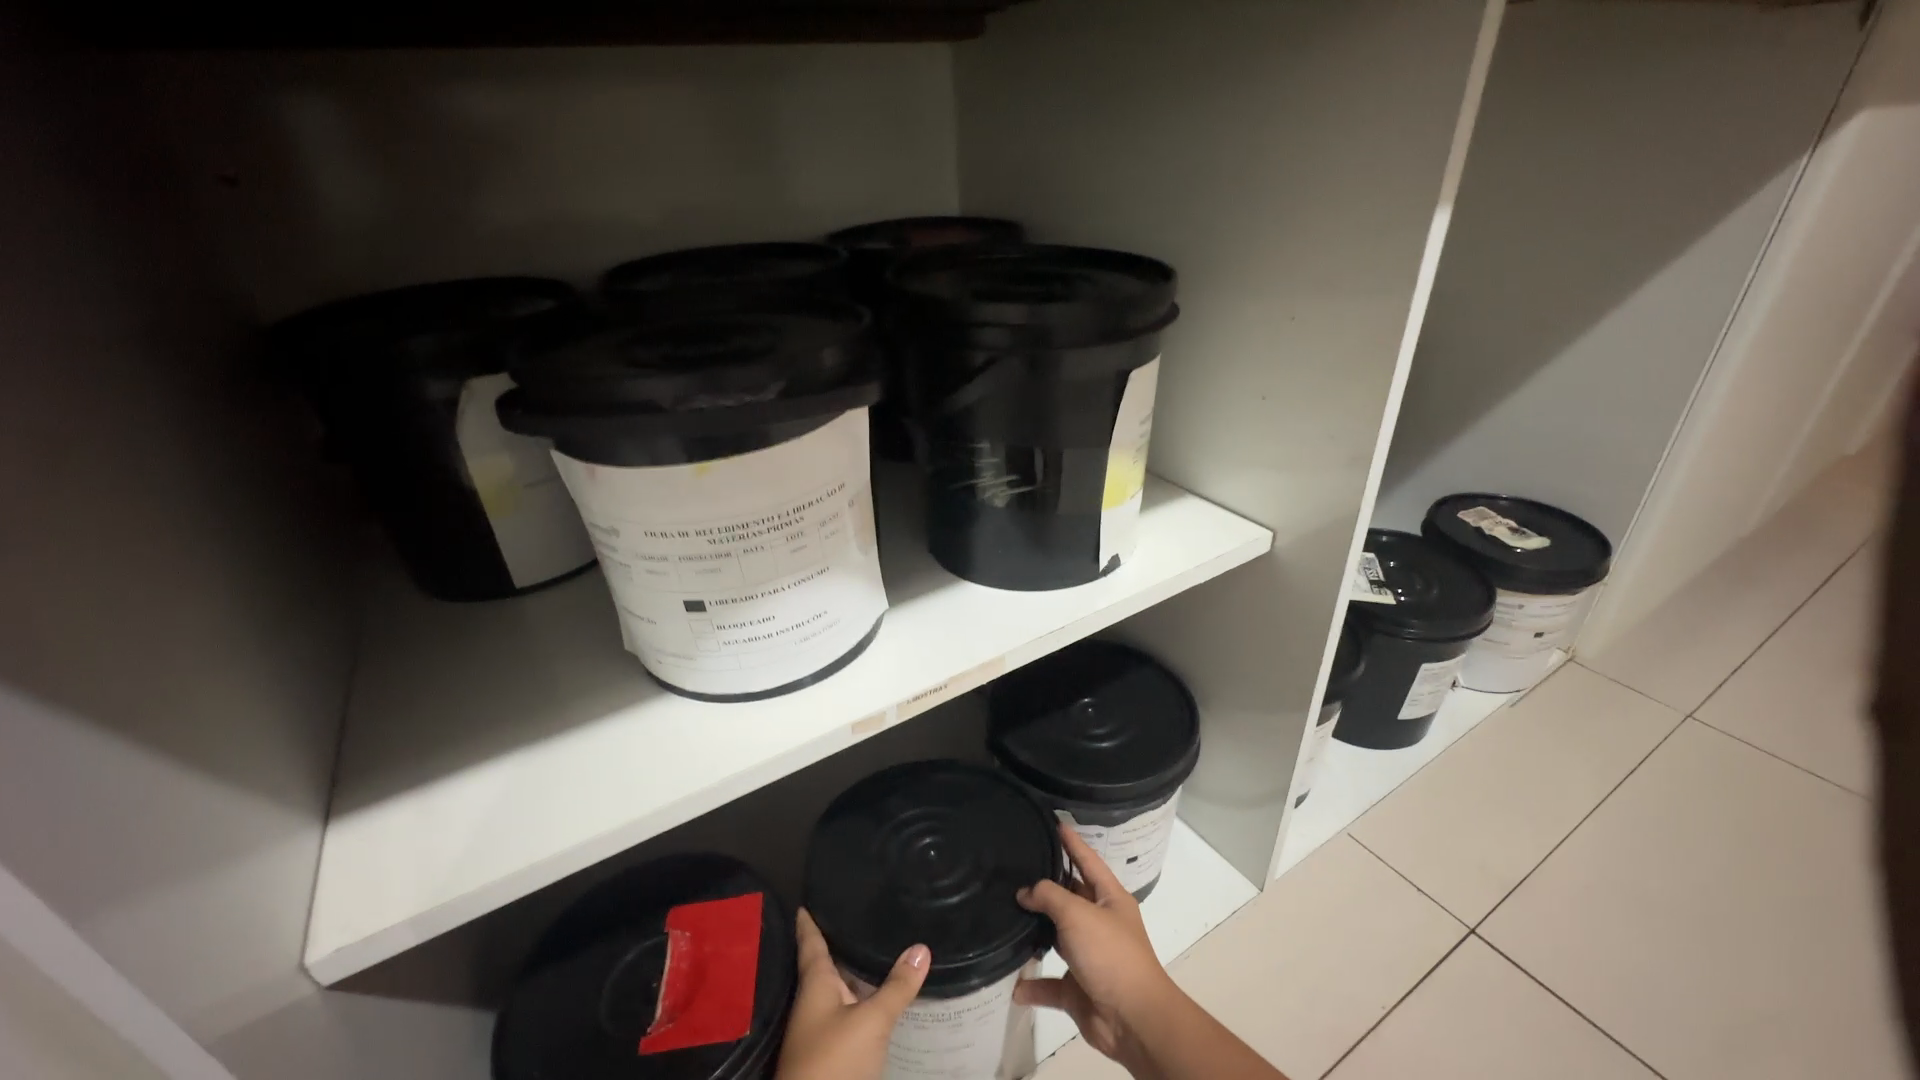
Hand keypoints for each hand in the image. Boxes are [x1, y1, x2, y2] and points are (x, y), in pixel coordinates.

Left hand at [776, 909, 928, 1079]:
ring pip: (837, 993)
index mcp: (815, 986)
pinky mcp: (832, 1053)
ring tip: (874, 950)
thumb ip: (896, 987)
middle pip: (824, 967)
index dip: (809, 923)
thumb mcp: (871, 1021)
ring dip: (853, 975)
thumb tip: (922, 947)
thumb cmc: (833, 1061)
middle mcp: (814, 1004)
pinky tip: (879, 1000)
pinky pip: (848, 1015)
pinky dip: (861, 1001)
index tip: (806, 902)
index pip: (810, 944)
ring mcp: (821, 1031)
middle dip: (838, 946)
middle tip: (857, 916)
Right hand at [1013, 824, 1180, 1077]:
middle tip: (1014, 869)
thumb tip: (1026, 892)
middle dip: (1045, 886)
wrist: (1132, 1018)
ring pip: (1057, 938)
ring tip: (1005, 914)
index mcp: (1111, 899)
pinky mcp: (1077, 989)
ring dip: (1036, 932)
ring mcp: (1089, 957)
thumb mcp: (1078, 914)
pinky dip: (1033, 985)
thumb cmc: (1110, 955)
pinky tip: (1014, 984)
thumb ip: (1049, 895)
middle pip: (1070, 898)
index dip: (1072, 843)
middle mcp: (1100, 924)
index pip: (1088, 861)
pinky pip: (1049, 984)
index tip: (1054, 823)